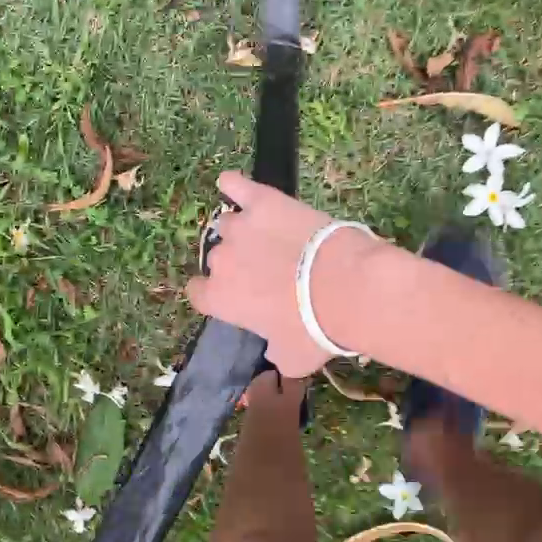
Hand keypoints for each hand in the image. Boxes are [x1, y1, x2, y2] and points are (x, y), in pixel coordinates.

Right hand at [184, 171, 381, 377]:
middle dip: (236, 264)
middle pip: (217, 258)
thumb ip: (274, 351)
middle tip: (265, 272)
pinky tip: (230, 183)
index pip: (197, 293)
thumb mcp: (292, 358)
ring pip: (228, 224)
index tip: (233, 297)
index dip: (214, 294)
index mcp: (220, 298)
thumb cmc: (315, 328)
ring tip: (265, 237)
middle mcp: (221, 259)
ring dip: (241, 231)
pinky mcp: (262, 200)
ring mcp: (240, 225)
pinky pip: (237, 186)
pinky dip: (233, 185)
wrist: (344, 285)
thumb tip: (274, 348)